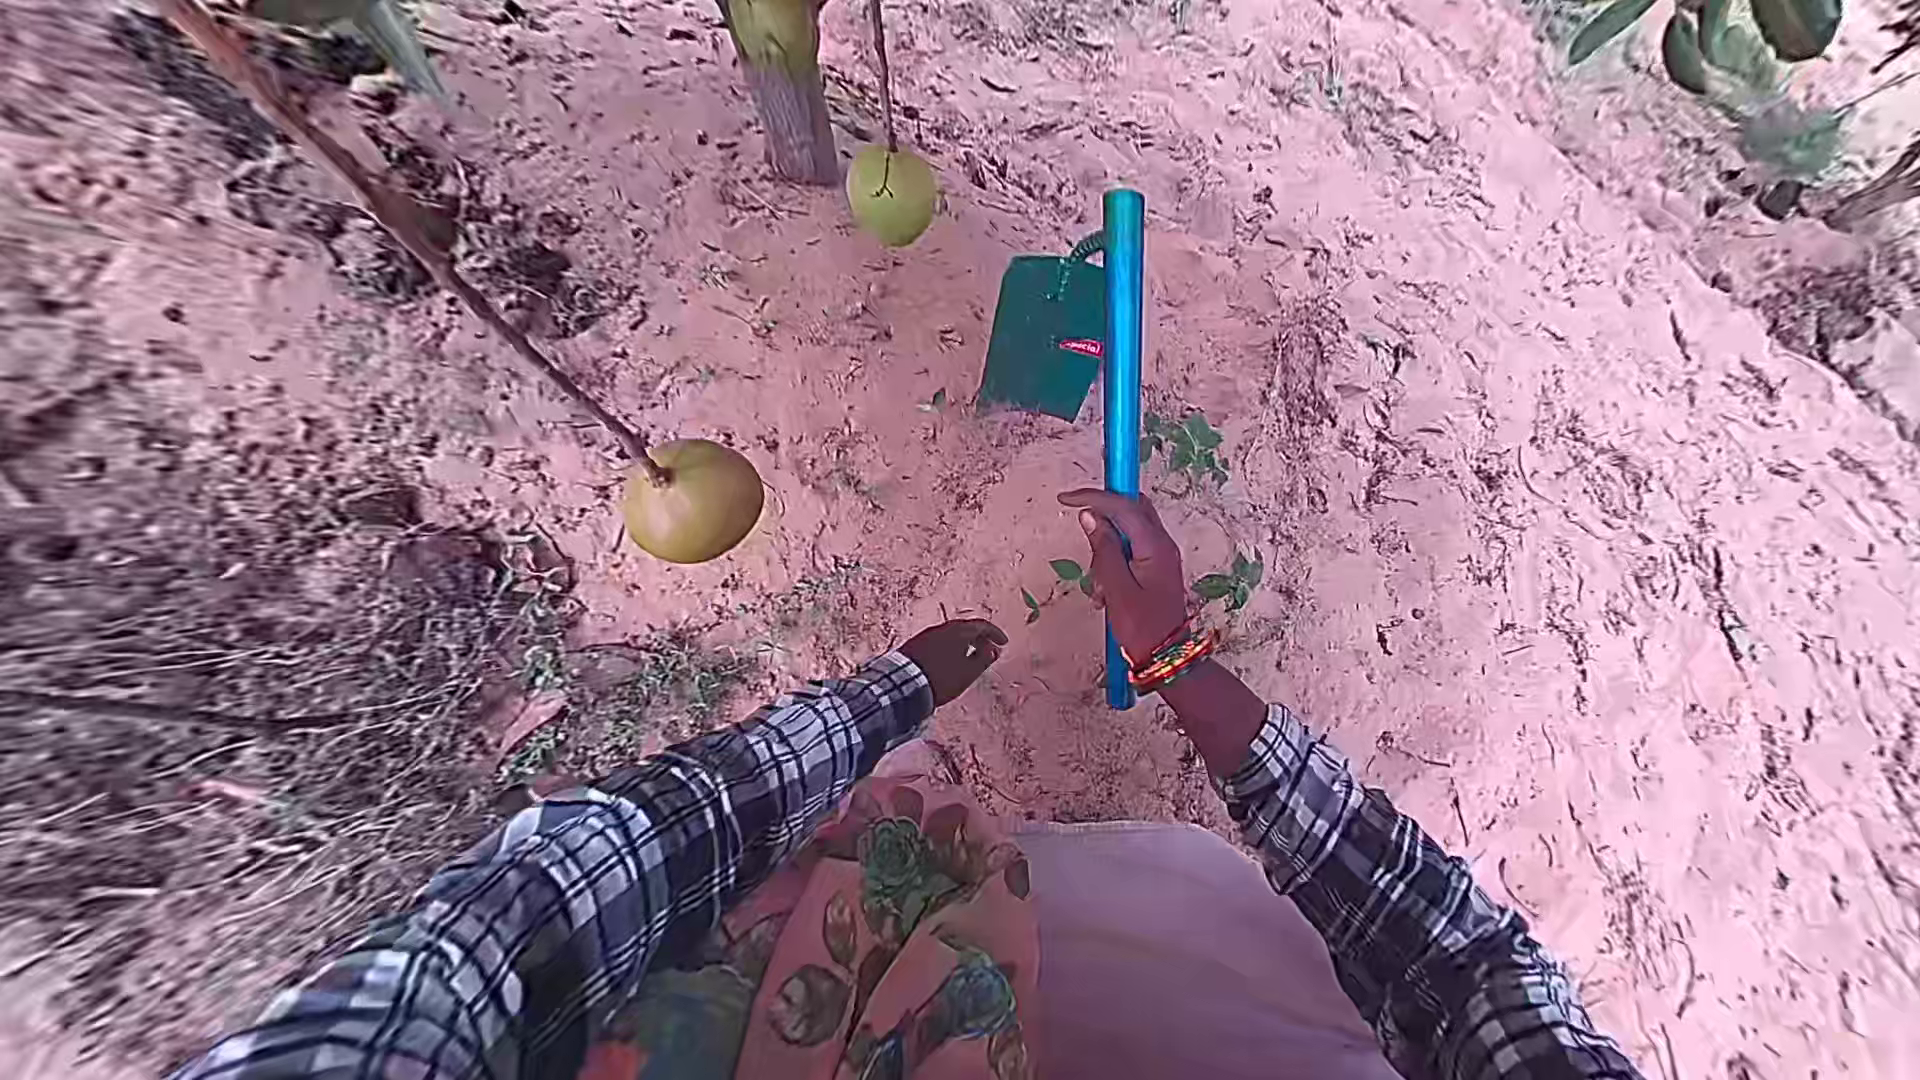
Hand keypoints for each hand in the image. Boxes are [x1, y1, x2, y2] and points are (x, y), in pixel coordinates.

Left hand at [898, 619, 1007, 705]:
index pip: (982, 625)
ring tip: (971, 658)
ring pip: (951, 635)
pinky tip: (951, 662)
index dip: (995, 633)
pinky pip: (939, 642)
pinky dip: (950, 648)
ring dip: (964, 644)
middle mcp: (941, 628)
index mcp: (957, 631)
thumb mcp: (969, 672)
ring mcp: (926, 636)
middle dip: (980, 639)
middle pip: (965, 628)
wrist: (904, 685)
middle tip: (989, 651)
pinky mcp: (915, 645)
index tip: (1003, 643)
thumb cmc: (941, 678)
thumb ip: (984, 658)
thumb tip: (992, 649)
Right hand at [1056, 489, 1188, 659]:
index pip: (1123, 506)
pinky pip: (1129, 550)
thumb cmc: (1142, 629)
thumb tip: (1090, 515)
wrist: (1166, 658)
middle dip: (1103, 515)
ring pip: (1127, 531)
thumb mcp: (1117, 589)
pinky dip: (1112, 562)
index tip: (1066, 499)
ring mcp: (1159, 555)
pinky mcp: (1154, 567)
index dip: (1094, 497)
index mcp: (1155, 546)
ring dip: (1105, 548)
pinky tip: (1105, 590)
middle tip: (1080, 524)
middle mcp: (1161, 544)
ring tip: (1098, 585)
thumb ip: (1104, 549)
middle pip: (1131, 509)